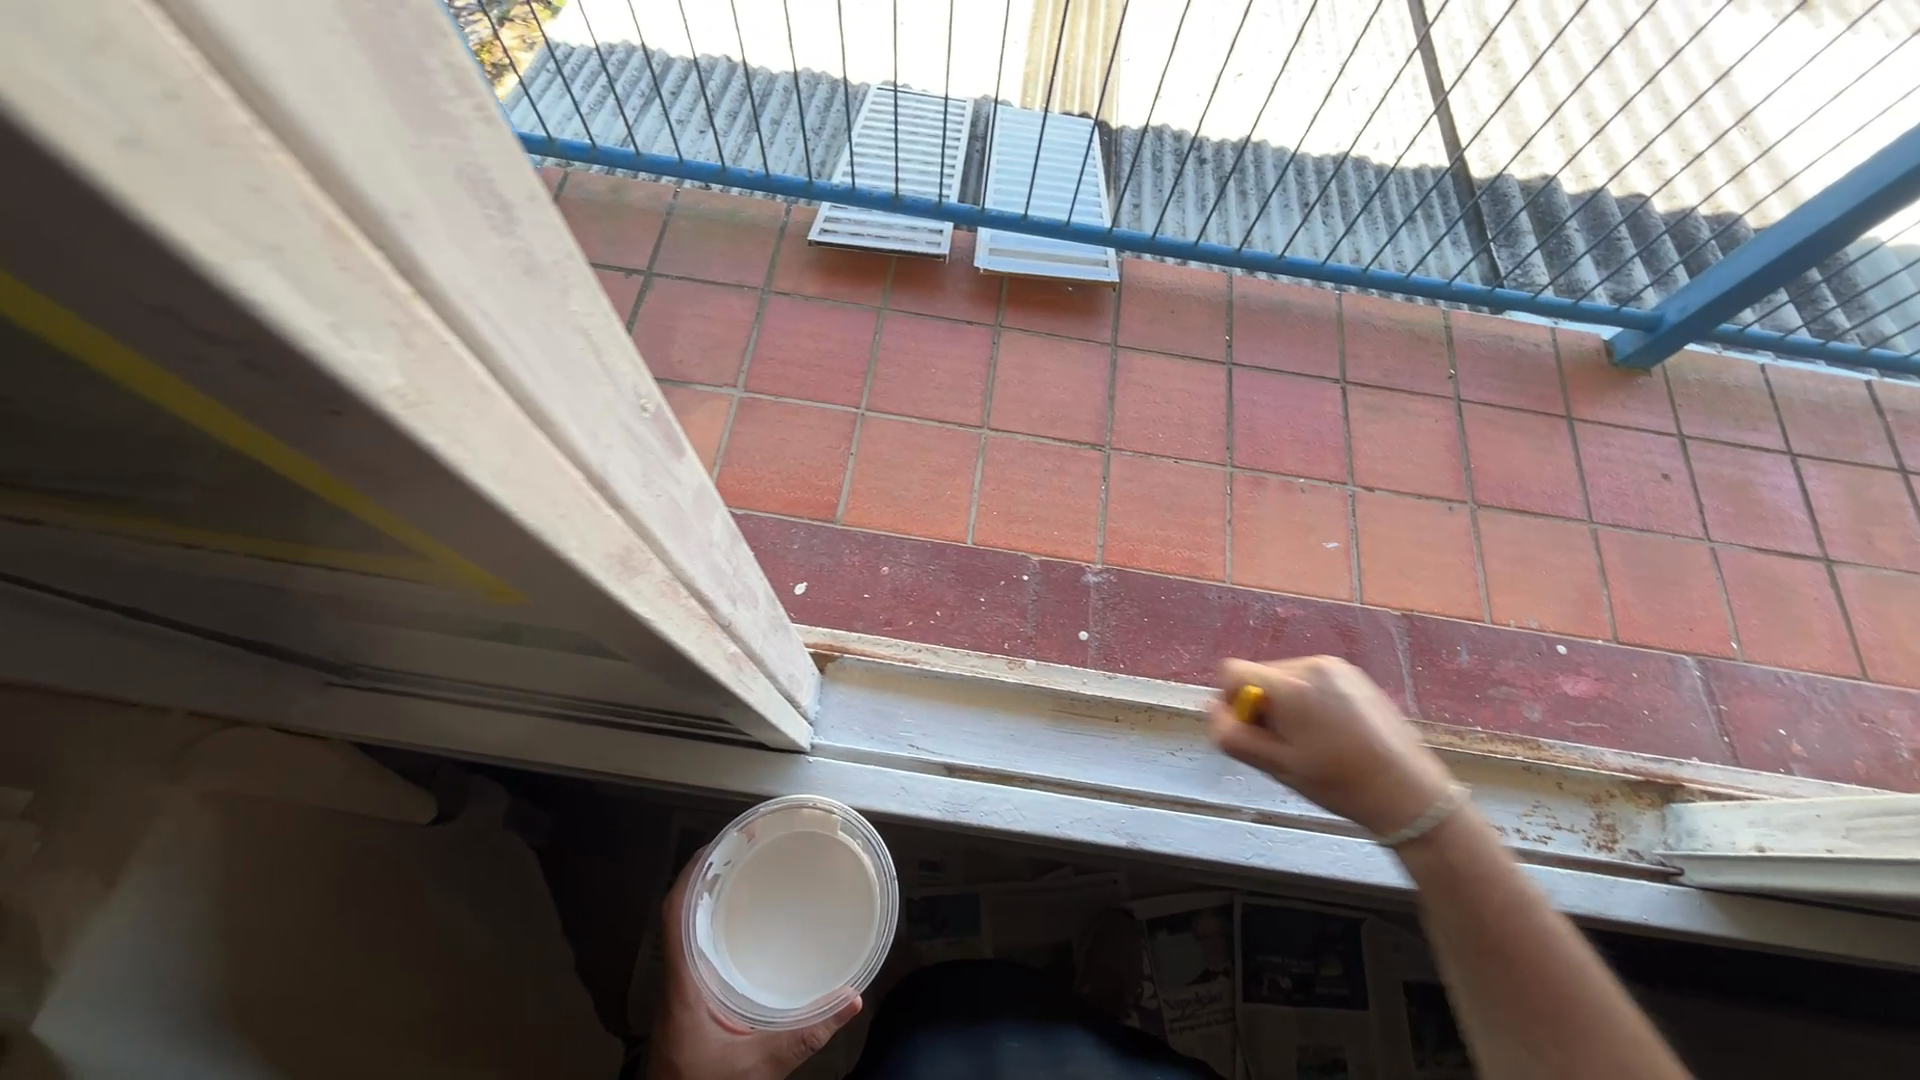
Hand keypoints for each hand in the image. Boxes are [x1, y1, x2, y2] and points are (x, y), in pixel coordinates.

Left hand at [651, 852, 861, 1079]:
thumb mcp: (756, 1066)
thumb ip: (803, 1035)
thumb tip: (852, 999)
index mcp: (682, 985)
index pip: (675, 914)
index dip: (692, 873)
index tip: (719, 843)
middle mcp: (674, 981)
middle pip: (681, 914)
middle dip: (707, 877)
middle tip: (743, 852)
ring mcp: (678, 994)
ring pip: (686, 933)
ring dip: (709, 901)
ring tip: (743, 877)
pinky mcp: (686, 1007)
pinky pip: (695, 953)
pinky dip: (714, 929)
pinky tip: (741, 930)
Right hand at [1208, 656, 1453, 835]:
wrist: (1409, 792)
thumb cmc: (1338, 783)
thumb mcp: (1276, 766)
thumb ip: (1232, 735)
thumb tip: (1214, 709)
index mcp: (1291, 686)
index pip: (1232, 672)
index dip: (1232, 702)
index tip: (1253, 732)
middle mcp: (1312, 665)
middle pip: (1259, 676)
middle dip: (1263, 707)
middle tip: (1286, 745)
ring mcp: (1337, 667)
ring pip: (1284, 680)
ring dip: (1285, 706)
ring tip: (1312, 742)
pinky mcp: (1354, 676)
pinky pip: (1311, 681)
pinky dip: (1309, 702)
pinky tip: (1332, 734)